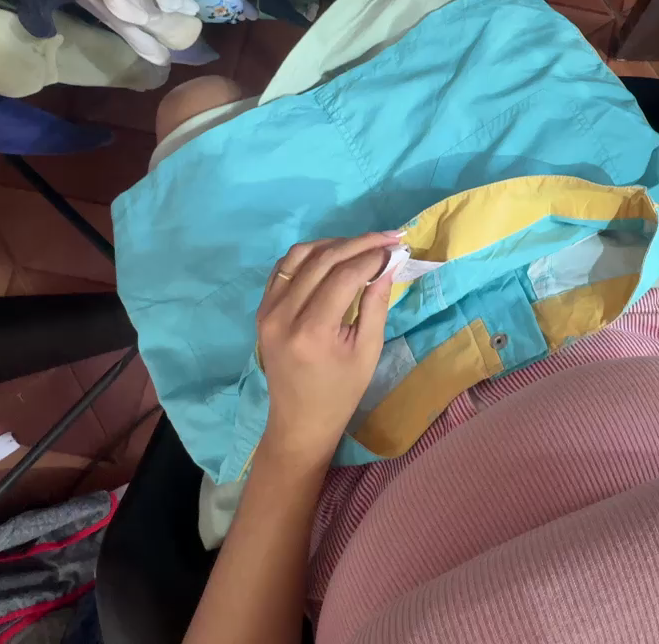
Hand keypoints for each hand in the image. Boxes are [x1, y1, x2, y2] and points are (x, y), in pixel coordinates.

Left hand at [255, 232, 400, 465]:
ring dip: (334, 243)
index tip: (396, 248)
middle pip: (323, 259)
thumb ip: (377, 304)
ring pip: (300, 255)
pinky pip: (284, 267)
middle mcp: (283, 315)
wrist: (299, 421)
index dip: (372, 256)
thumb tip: (389, 263)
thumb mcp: (368, 351)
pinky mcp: (262, 309)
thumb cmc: (341, 392)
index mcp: (312, 332)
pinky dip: (310, 254)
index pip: (345, 276)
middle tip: (388, 238)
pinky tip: (332, 256)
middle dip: (359, 243)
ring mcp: (267, 310)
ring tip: (362, 245)